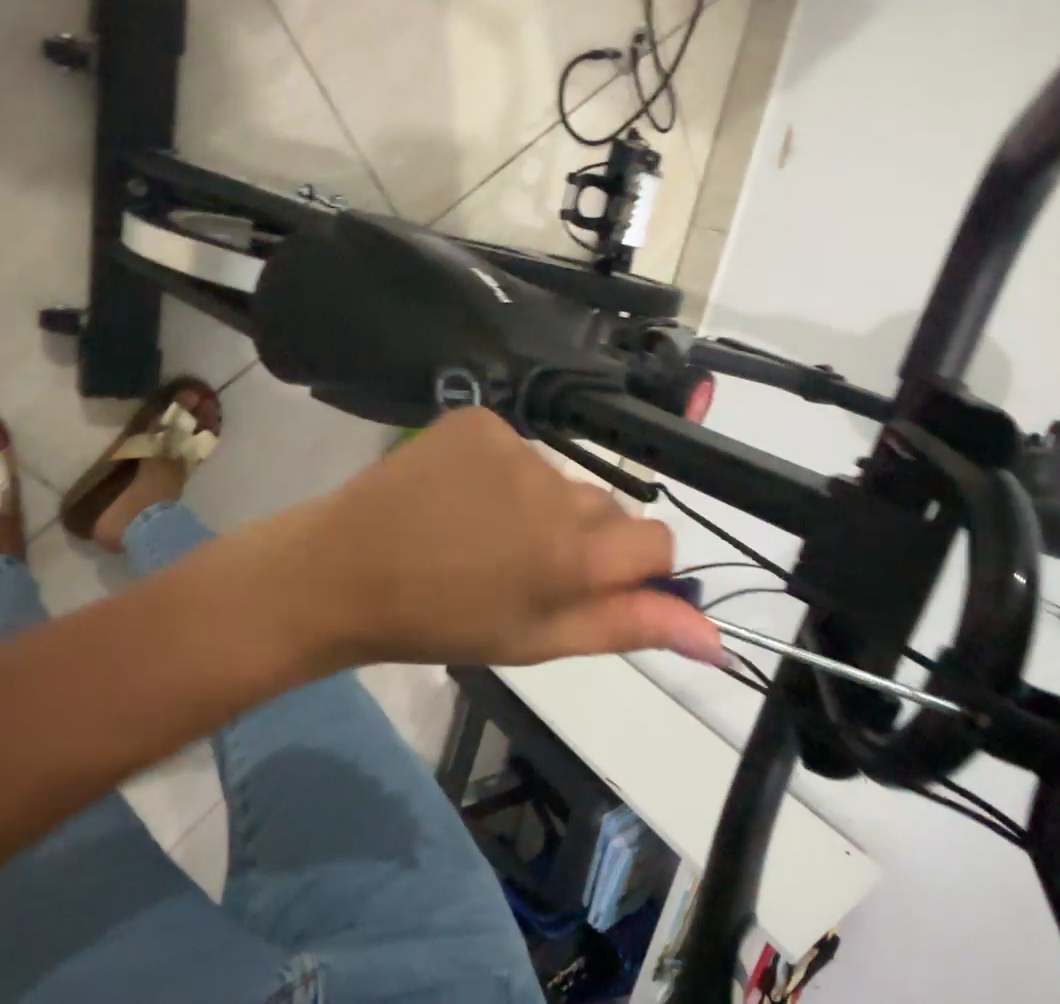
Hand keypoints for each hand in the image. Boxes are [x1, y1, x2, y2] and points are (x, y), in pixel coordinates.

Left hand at [242, 408, 722, 669]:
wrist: (343, 571)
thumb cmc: (443, 622)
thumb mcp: (539, 639)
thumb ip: (630, 627)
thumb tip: (716, 635)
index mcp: (574, 553)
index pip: (657, 542)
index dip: (634, 568)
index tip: (593, 584)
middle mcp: (557, 488)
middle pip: (608, 509)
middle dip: (583, 539)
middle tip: (524, 568)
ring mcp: (516, 445)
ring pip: (562, 480)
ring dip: (541, 507)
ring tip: (481, 535)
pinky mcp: (481, 420)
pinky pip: (520, 447)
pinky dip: (503, 473)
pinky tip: (460, 497)